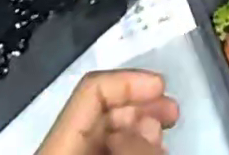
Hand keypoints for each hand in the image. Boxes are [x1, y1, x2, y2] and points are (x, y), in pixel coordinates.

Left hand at [35, 70, 179, 154]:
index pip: (92, 88)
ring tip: (165, 135)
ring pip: (108, 130)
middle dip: (142, 104)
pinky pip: (106, 149)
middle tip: (171, 112)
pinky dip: (132, 146)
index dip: (130, 81)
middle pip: (102, 108)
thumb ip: (133, 145)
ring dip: (141, 126)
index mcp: (56, 142)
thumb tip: (152, 126)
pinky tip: (153, 151)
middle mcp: (60, 145)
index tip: (162, 86)